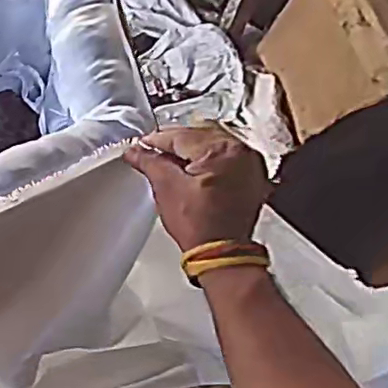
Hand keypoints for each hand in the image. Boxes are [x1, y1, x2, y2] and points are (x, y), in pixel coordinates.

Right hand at [123, 126, 270, 250]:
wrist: (221, 251)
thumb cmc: (199, 224)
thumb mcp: (166, 187)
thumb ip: (151, 163)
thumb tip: (136, 152)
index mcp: (222, 150)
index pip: (181, 135)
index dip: (155, 141)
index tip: (140, 145)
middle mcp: (242, 153)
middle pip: (199, 137)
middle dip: (173, 144)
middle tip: (150, 153)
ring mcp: (250, 166)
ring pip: (212, 147)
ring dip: (189, 152)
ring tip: (168, 164)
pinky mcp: (251, 178)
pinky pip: (224, 160)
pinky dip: (205, 162)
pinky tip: (190, 172)